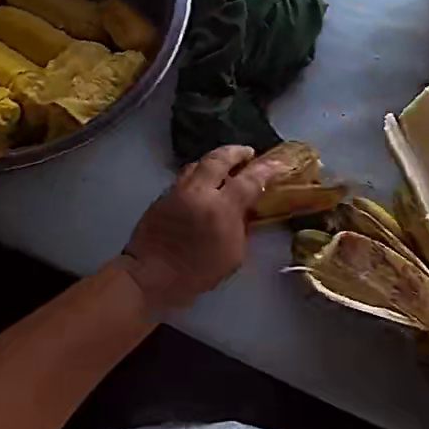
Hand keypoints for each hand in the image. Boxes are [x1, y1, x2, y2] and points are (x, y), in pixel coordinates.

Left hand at [120, 145, 287, 310]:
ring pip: (198, 164)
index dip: (268, 169)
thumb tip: (244, 211)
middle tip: (248, 152)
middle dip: (236, 152)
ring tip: (225, 166)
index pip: (250, 179)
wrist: (149, 276)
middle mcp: (199, 191)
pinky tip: (203, 185)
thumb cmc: (196, 272)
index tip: (279, 163)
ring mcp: (177, 190)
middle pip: (219, 158)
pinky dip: (198, 175)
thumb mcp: (232, 256)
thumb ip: (241, 228)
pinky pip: (185, 178)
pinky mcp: (162, 197)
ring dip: (214, 161)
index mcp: (221, 206)